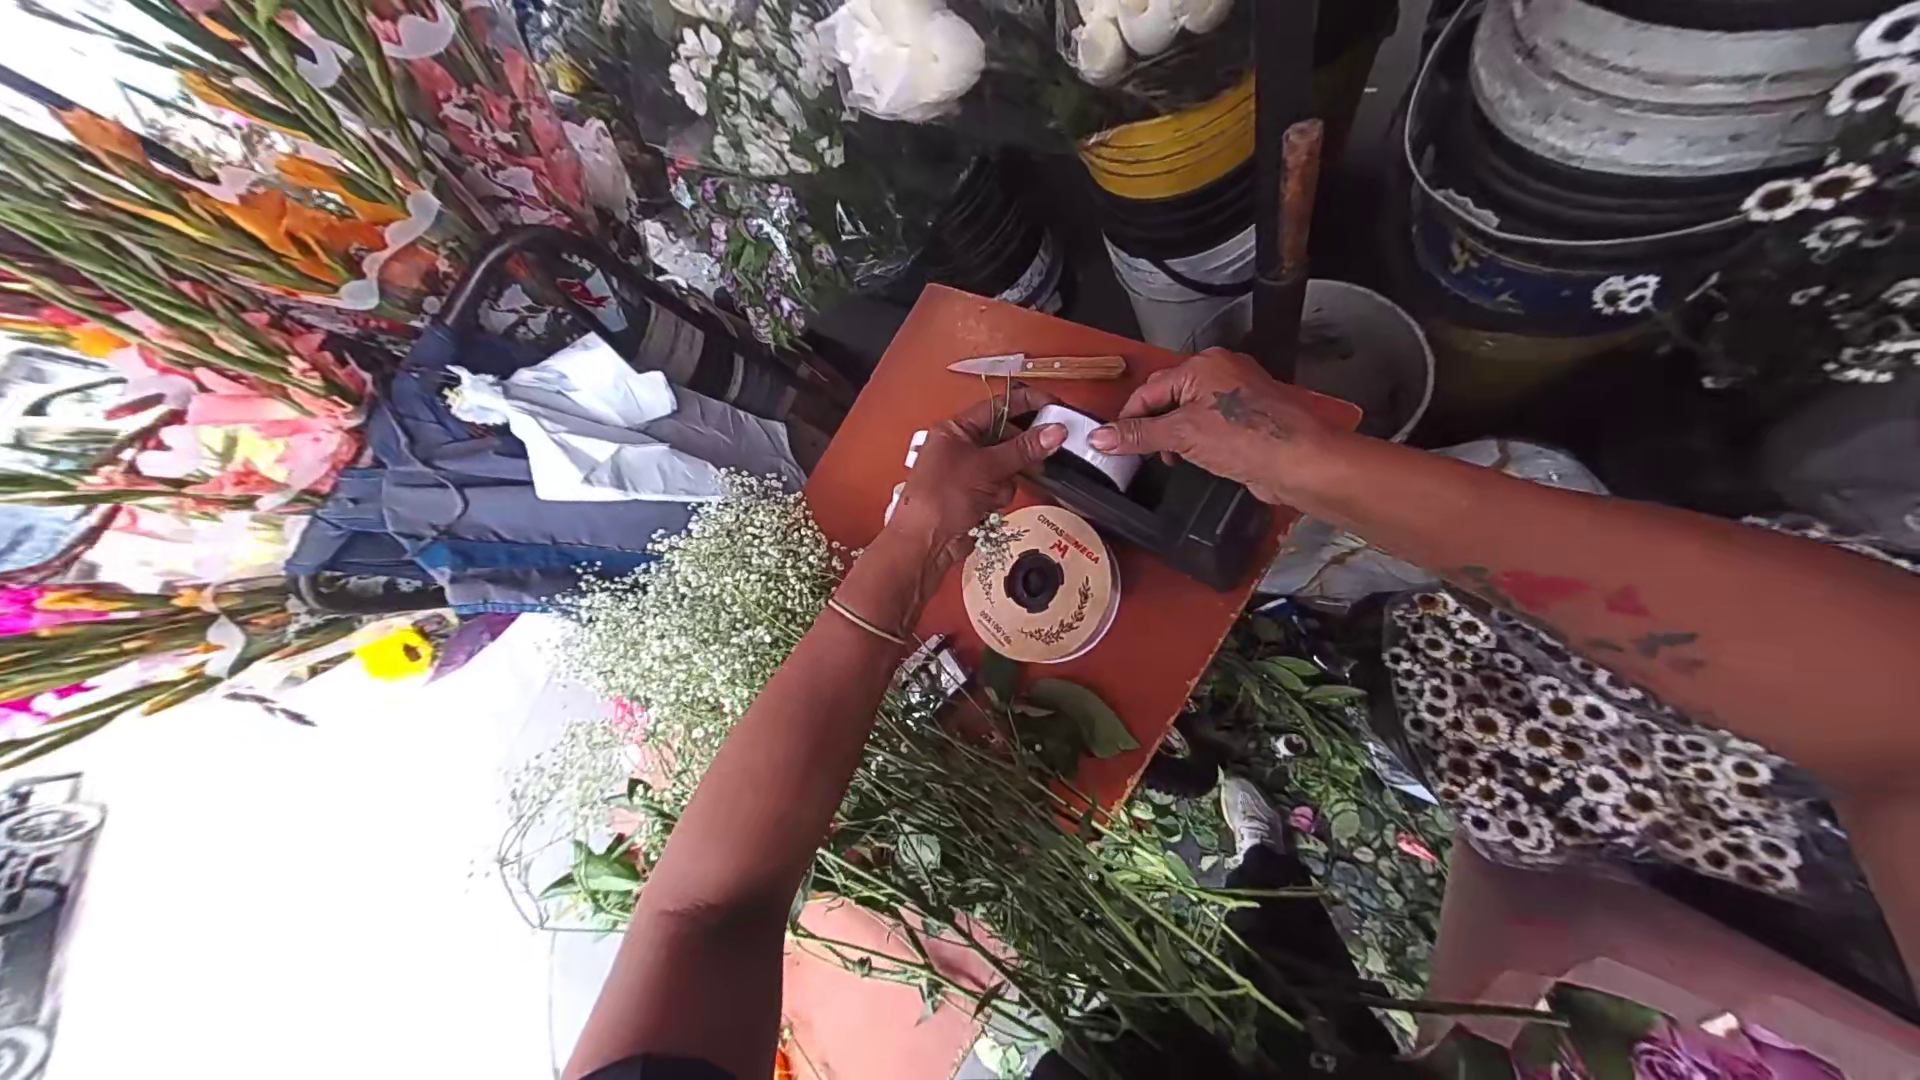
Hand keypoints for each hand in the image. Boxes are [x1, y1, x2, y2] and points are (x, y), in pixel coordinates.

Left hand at [885, 384, 1065, 567]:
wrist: (925, 543)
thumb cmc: (939, 498)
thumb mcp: (985, 467)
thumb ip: (1023, 449)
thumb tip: (1055, 431)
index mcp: (955, 429)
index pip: (998, 406)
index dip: (1027, 403)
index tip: (1054, 406)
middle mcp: (962, 448)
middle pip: (1006, 437)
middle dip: (1019, 451)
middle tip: (1042, 452)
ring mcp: (970, 473)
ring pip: (1008, 465)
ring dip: (1007, 480)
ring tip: (994, 492)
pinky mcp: (977, 495)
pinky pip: (1003, 487)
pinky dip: (1000, 497)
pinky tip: (988, 506)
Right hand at [1086, 348, 1336, 504]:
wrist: (1300, 462)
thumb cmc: (1253, 438)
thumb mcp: (1181, 435)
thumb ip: (1138, 434)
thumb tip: (1103, 436)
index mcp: (1203, 365)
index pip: (1148, 390)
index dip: (1127, 418)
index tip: (1112, 440)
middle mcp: (1220, 373)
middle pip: (1166, 398)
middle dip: (1150, 426)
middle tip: (1136, 451)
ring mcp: (1234, 395)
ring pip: (1185, 413)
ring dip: (1171, 436)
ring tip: (1169, 458)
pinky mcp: (1244, 418)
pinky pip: (1205, 425)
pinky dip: (1191, 441)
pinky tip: (1192, 458)